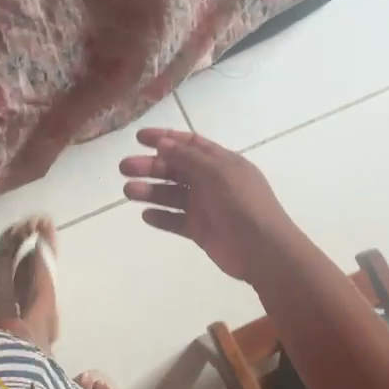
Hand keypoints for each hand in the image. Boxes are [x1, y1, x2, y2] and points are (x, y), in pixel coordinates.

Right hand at [119, 128, 310, 283]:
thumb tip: (162, 142)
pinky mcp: (200, 230)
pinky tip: (146, 215)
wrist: (264, 251)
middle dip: (150, 166)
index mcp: (220, 163)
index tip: (138, 138)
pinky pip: (175, 220)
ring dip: (150, 190)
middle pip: (175, 169)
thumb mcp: (218, 174)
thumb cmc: (244, 205)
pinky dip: (161, 217)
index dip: (164, 138)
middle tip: (124, 168)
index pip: (189, 144)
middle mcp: (211, 182)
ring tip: (128, 191)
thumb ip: (188, 158)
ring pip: (171, 195)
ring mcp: (205, 207)